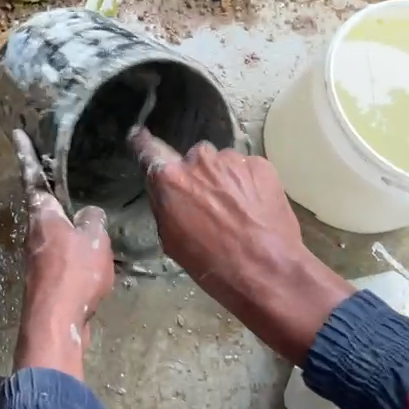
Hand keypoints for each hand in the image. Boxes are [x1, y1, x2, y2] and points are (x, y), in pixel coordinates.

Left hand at [11, 130, 113, 377]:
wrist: (57, 323)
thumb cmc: (73, 273)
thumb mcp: (94, 239)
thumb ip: (93, 220)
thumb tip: (89, 213)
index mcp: (43, 214)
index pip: (33, 175)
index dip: (26, 152)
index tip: (16, 133)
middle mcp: (36, 231)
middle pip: (44, 204)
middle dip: (53, 191)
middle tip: (62, 174)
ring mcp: (40, 256)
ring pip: (57, 231)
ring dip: (70, 225)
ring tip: (90, 220)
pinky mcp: (49, 278)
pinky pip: (67, 255)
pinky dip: (79, 251)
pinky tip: (95, 258)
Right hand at [130, 127, 351, 362]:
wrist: (267, 271)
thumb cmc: (211, 263)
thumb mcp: (170, 238)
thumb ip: (164, 203)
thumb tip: (165, 189)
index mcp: (169, 177)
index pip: (148, 149)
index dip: (144, 143)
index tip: (142, 137)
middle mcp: (198, 159)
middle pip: (194, 159)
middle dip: (198, 175)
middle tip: (210, 203)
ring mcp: (232, 159)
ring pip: (223, 163)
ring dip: (226, 179)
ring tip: (239, 210)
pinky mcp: (261, 165)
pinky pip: (249, 169)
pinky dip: (250, 184)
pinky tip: (257, 208)